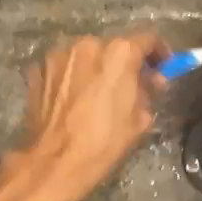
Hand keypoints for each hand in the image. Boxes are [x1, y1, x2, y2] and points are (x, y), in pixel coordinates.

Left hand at [11, 29, 164, 200]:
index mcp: (119, 52)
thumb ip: (148, 90)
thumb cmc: (104, 141)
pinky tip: (73, 98)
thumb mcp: (140, 118)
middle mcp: (88, 44)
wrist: (56, 160)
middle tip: (129, 84)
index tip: (163, 65)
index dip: (159, 52)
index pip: (147, 40)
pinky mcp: (38, 69)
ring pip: (85, 55)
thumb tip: (151, 79)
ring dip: (95, 68)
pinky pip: (63, 67)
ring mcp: (59, 54)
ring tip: (96, 93)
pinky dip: (71, 77)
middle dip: (124, 63)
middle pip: (113, 47)